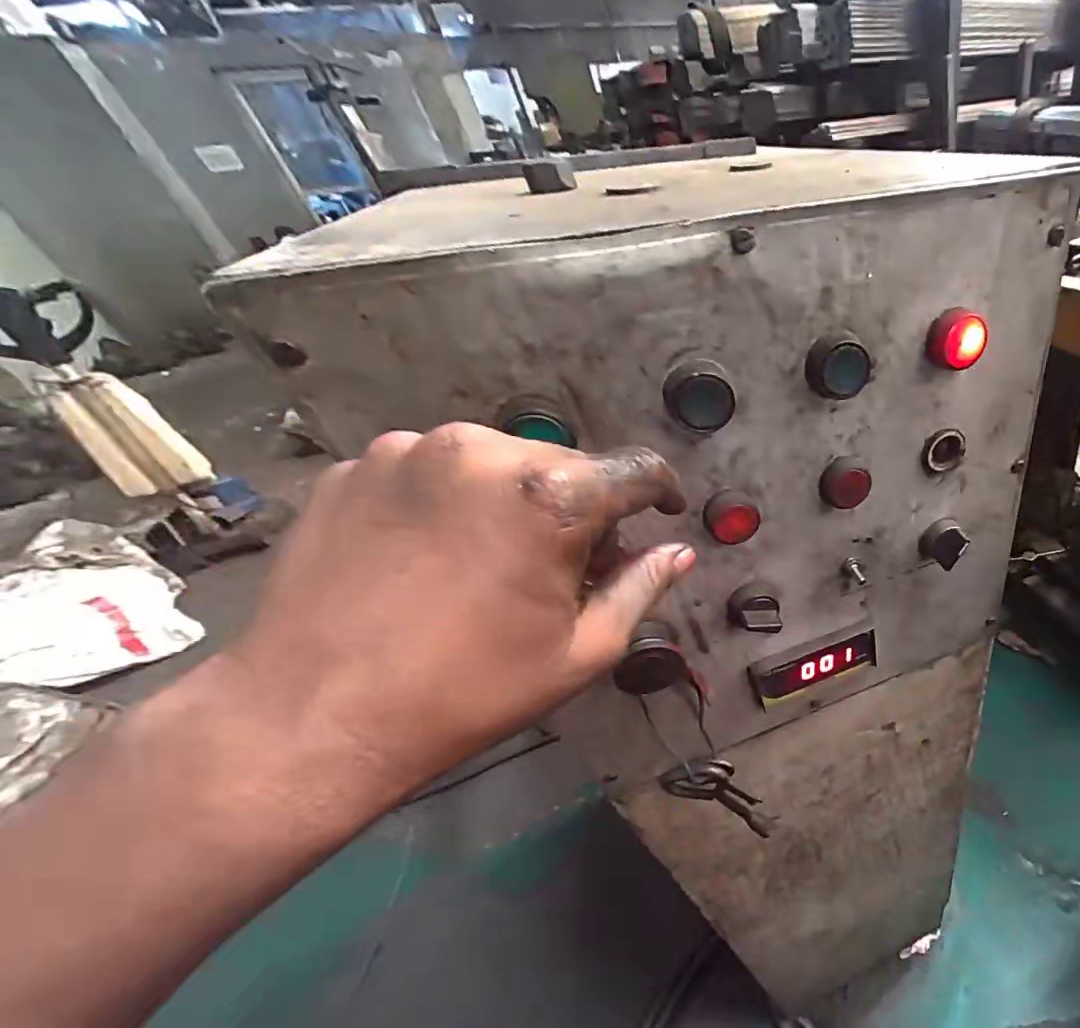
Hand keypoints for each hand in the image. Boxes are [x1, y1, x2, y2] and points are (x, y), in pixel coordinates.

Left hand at [214, 423, 692, 800]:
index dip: (662, 492)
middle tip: (569, 563)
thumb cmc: (470, 689)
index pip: (638, 471)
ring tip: (497, 556)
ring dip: (520, 499)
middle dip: (584, 507)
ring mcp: (412, 452)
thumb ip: (642, 586)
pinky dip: (456, 499)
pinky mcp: (355, 467)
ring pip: (503, 463)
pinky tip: (436, 550)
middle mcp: (487, 452)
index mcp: (554, 495)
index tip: (663, 512)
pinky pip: (437, 469)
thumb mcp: (584, 649)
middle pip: (570, 466)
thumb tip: (679, 552)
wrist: (306, 720)